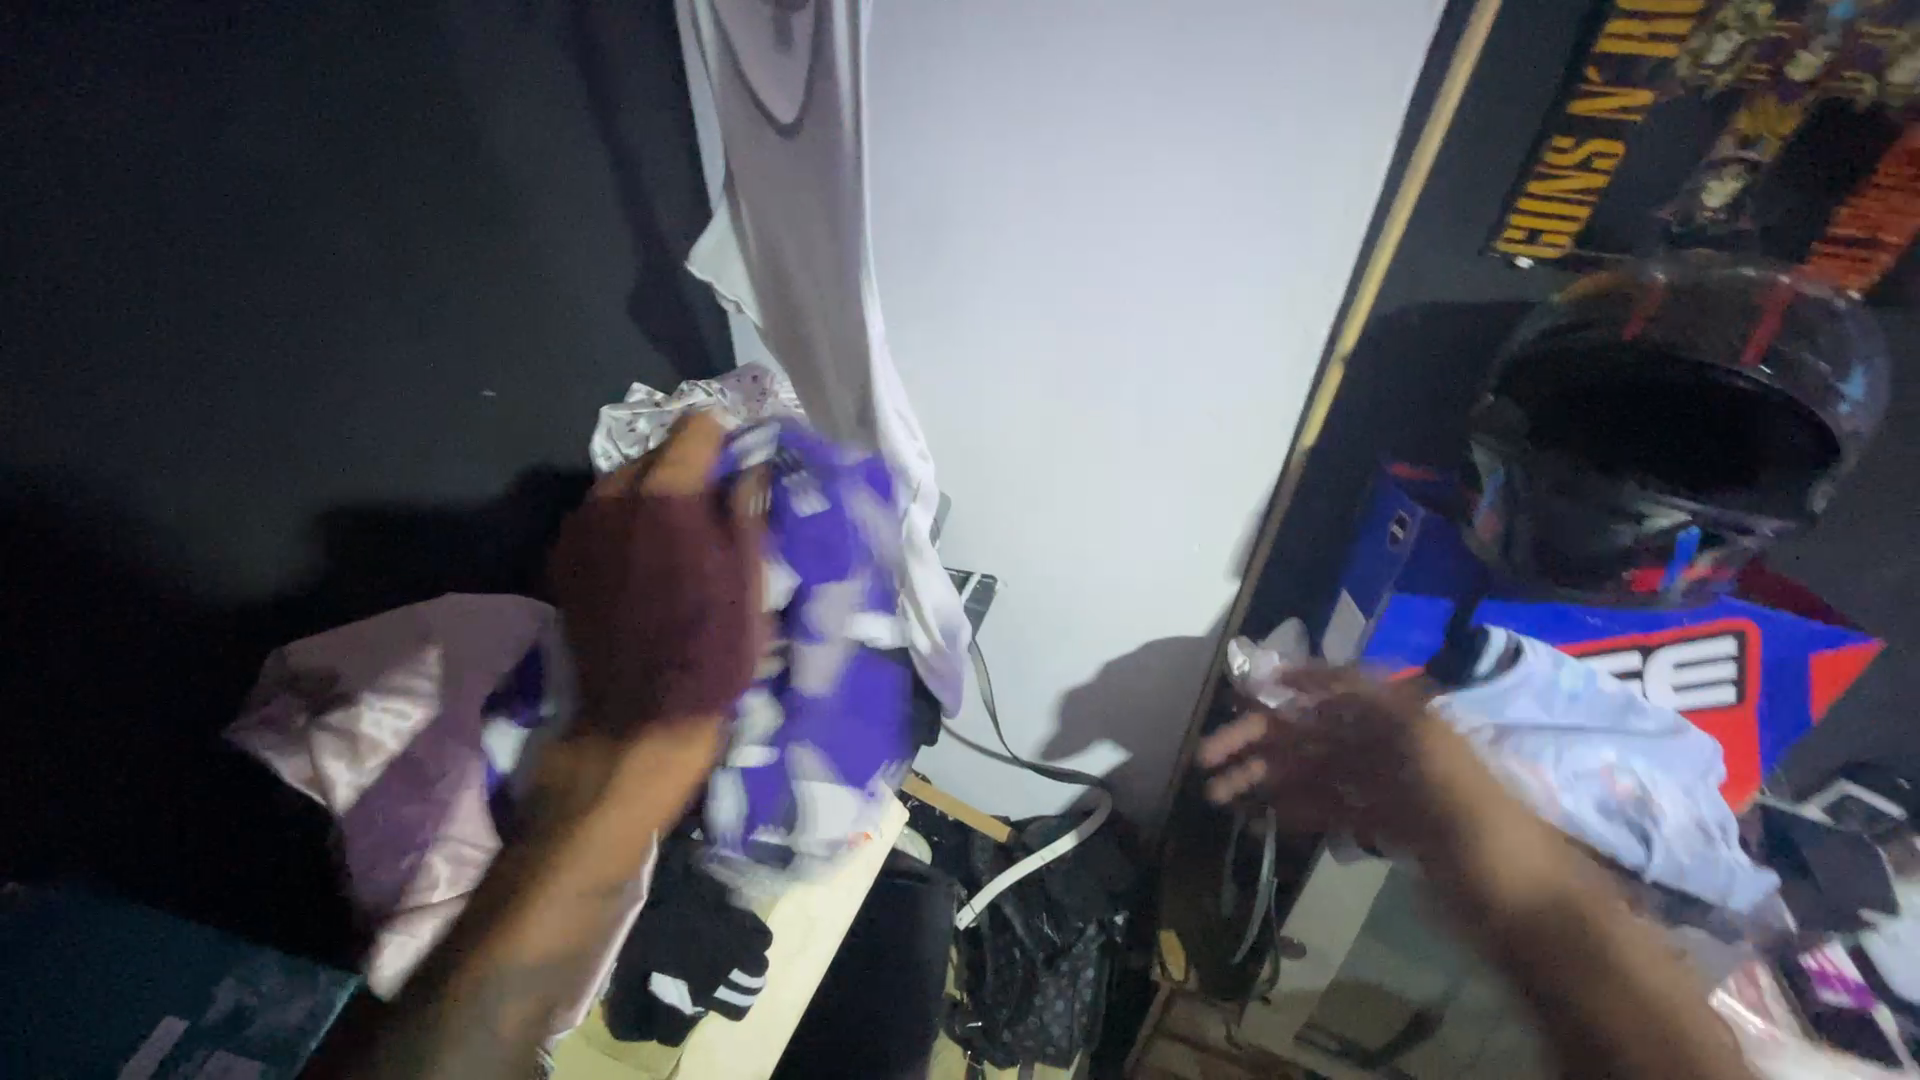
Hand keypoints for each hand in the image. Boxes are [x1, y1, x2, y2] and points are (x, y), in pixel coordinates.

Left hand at [547, 413, 764, 749]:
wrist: (642, 714)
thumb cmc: (715, 645)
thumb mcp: (752, 576)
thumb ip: (748, 509)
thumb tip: (750, 467)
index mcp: (668, 494)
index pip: (698, 428)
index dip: (727, 439)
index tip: (743, 464)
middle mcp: (614, 495)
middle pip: (656, 452)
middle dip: (689, 467)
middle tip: (715, 504)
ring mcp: (580, 525)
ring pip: (623, 481)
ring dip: (655, 494)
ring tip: (679, 532)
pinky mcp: (562, 556)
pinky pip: (600, 515)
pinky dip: (626, 521)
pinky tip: (646, 557)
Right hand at [1196, 663, 1491, 854]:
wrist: (1524, 900)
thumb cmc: (1470, 810)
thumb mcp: (1421, 738)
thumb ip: (1359, 697)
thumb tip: (1295, 672)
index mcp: (1395, 715)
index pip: (1323, 689)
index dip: (1279, 689)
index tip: (1233, 699)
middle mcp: (1384, 742)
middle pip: (1307, 733)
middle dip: (1255, 745)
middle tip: (1206, 765)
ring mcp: (1382, 786)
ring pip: (1309, 772)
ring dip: (1263, 781)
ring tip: (1219, 799)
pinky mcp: (1383, 825)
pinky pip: (1327, 808)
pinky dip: (1292, 811)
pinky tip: (1258, 820)